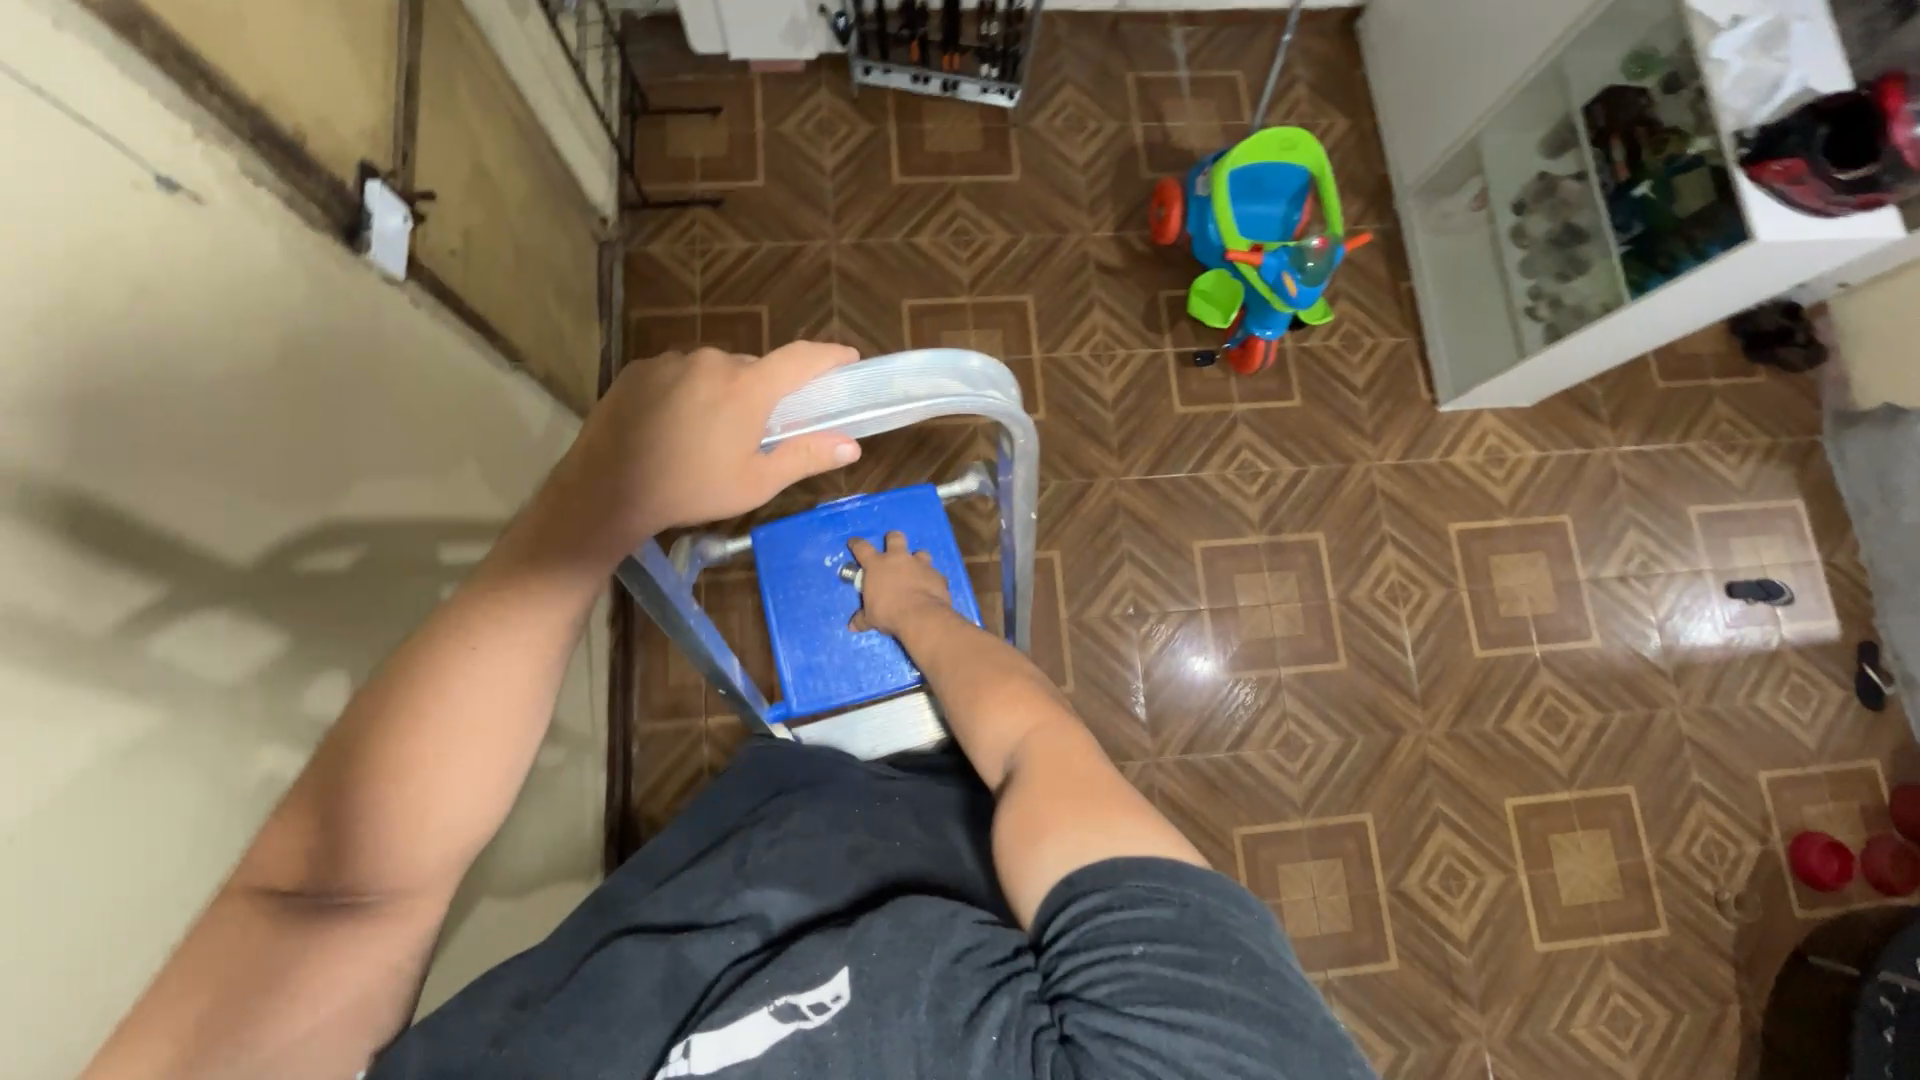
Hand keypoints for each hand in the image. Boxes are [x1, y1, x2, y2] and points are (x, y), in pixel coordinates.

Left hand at [540, 343, 862, 558]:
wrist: (606, 489)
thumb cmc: (691, 490)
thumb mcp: (756, 483)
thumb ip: (805, 457)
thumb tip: (851, 446)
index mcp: (747, 387)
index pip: (801, 358)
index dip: (829, 356)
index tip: (848, 359)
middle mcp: (713, 361)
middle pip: (755, 368)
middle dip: (766, 391)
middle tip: (764, 427)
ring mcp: (672, 361)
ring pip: (716, 370)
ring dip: (725, 392)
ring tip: (712, 432)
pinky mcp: (640, 368)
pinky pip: (680, 373)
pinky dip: (690, 392)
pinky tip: (677, 426)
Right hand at [848, 532, 955, 637]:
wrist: (921, 616)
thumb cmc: (889, 614)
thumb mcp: (871, 618)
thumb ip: (862, 618)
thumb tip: (852, 626)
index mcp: (877, 565)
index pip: (862, 548)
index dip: (856, 543)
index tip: (854, 542)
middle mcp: (899, 559)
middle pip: (895, 537)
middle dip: (893, 539)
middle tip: (892, 548)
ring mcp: (920, 564)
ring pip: (920, 552)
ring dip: (917, 559)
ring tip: (916, 570)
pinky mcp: (937, 574)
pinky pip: (934, 574)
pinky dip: (931, 579)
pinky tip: (931, 588)